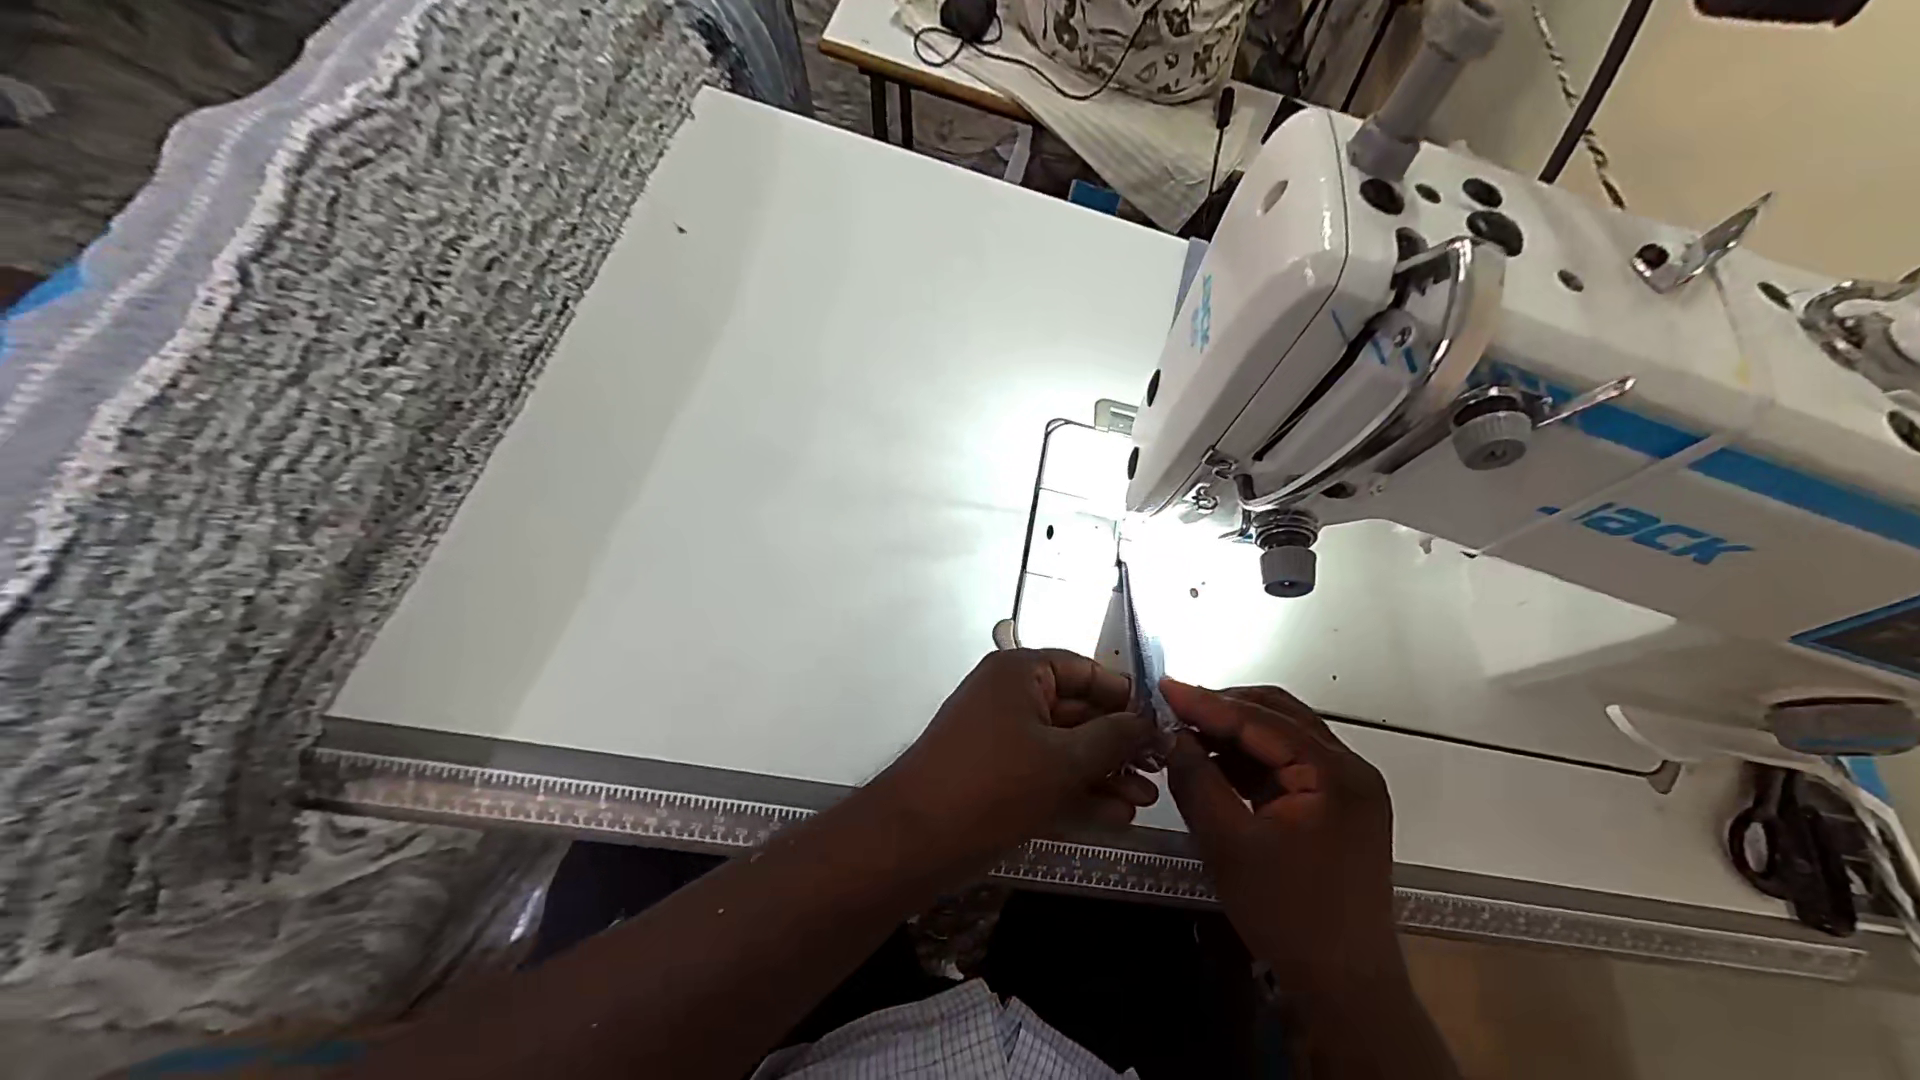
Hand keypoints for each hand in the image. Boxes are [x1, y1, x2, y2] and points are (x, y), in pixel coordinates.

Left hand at [868, 649, 1158, 875]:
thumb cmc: (993, 782)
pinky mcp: (998, 777)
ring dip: (1104, 773)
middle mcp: (1010, 698)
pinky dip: (1078, 792)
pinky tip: (1117, 814)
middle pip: (1077, 712)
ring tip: (1146, 799)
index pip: (1083, 669)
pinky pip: (1047, 775)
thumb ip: (1113, 738)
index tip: (1160, 722)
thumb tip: (1148, 723)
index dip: (1123, 695)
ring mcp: (1003, 739)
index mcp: (1020, 673)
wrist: (916, 838)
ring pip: (1065, 748)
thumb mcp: (1064, 758)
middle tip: (1161, 769)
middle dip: (1118, 743)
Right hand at [1163, 680, 1398, 987]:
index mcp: (1335, 774)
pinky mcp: (1331, 808)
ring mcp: (1344, 790)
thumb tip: (1172, 737)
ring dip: (1232, 734)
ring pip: (1279, 737)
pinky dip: (1245, 760)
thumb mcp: (1228, 843)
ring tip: (1184, 735)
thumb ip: (1196, 780)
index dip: (1206, 702)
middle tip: (1174, 708)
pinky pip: (1282, 765)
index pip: (1261, 720)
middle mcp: (1348, 771)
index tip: (1163, 687)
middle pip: (1277, 716)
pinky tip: (1211, 764)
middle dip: (1222, 709)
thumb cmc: (1289, 916)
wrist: (1344, 988)